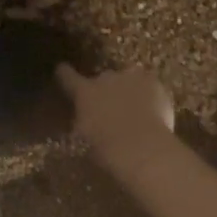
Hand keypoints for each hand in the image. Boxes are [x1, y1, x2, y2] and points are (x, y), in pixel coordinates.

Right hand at [56, 63, 175, 172]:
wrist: (140, 145)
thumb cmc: (104, 148)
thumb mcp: (84, 137)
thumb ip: (83, 123)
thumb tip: (84, 122)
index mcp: (84, 93)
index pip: (68, 77)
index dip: (64, 74)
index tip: (62, 69)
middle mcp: (105, 79)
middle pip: (103, 77)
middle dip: (105, 89)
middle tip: (109, 107)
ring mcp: (131, 77)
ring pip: (128, 77)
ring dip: (128, 87)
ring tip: (134, 106)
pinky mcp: (154, 81)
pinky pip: (148, 84)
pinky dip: (148, 94)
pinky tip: (151, 110)